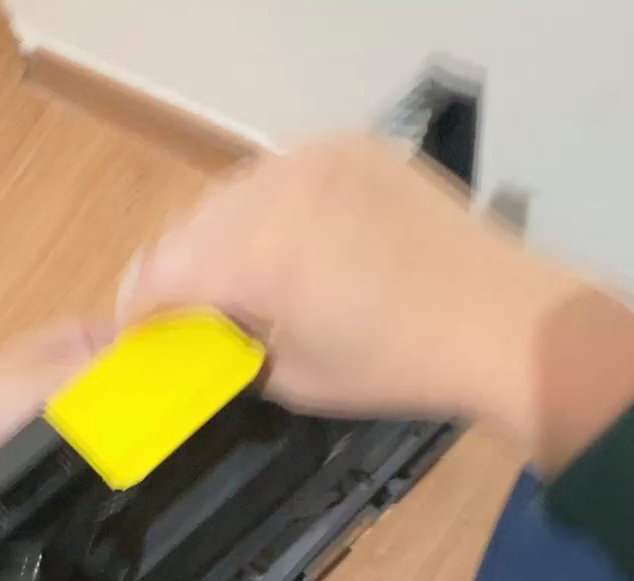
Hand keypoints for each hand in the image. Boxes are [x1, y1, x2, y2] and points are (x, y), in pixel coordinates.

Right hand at [116, 135, 633, 471]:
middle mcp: (277, 189)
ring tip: (234, 278)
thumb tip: (207, 335)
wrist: (501, 320)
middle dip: (174, 272)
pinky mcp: (353, 147)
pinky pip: (278, 176)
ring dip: (216, 238)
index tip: (132, 331)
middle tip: (181, 311)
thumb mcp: (296, 378)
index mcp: (259, 254)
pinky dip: (263, 210)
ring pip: (230, 195)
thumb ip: (234, 348)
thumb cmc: (396, 366)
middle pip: (189, 227)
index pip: (162, 271)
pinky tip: (284, 242)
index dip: (136, 305)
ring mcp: (318, 158)